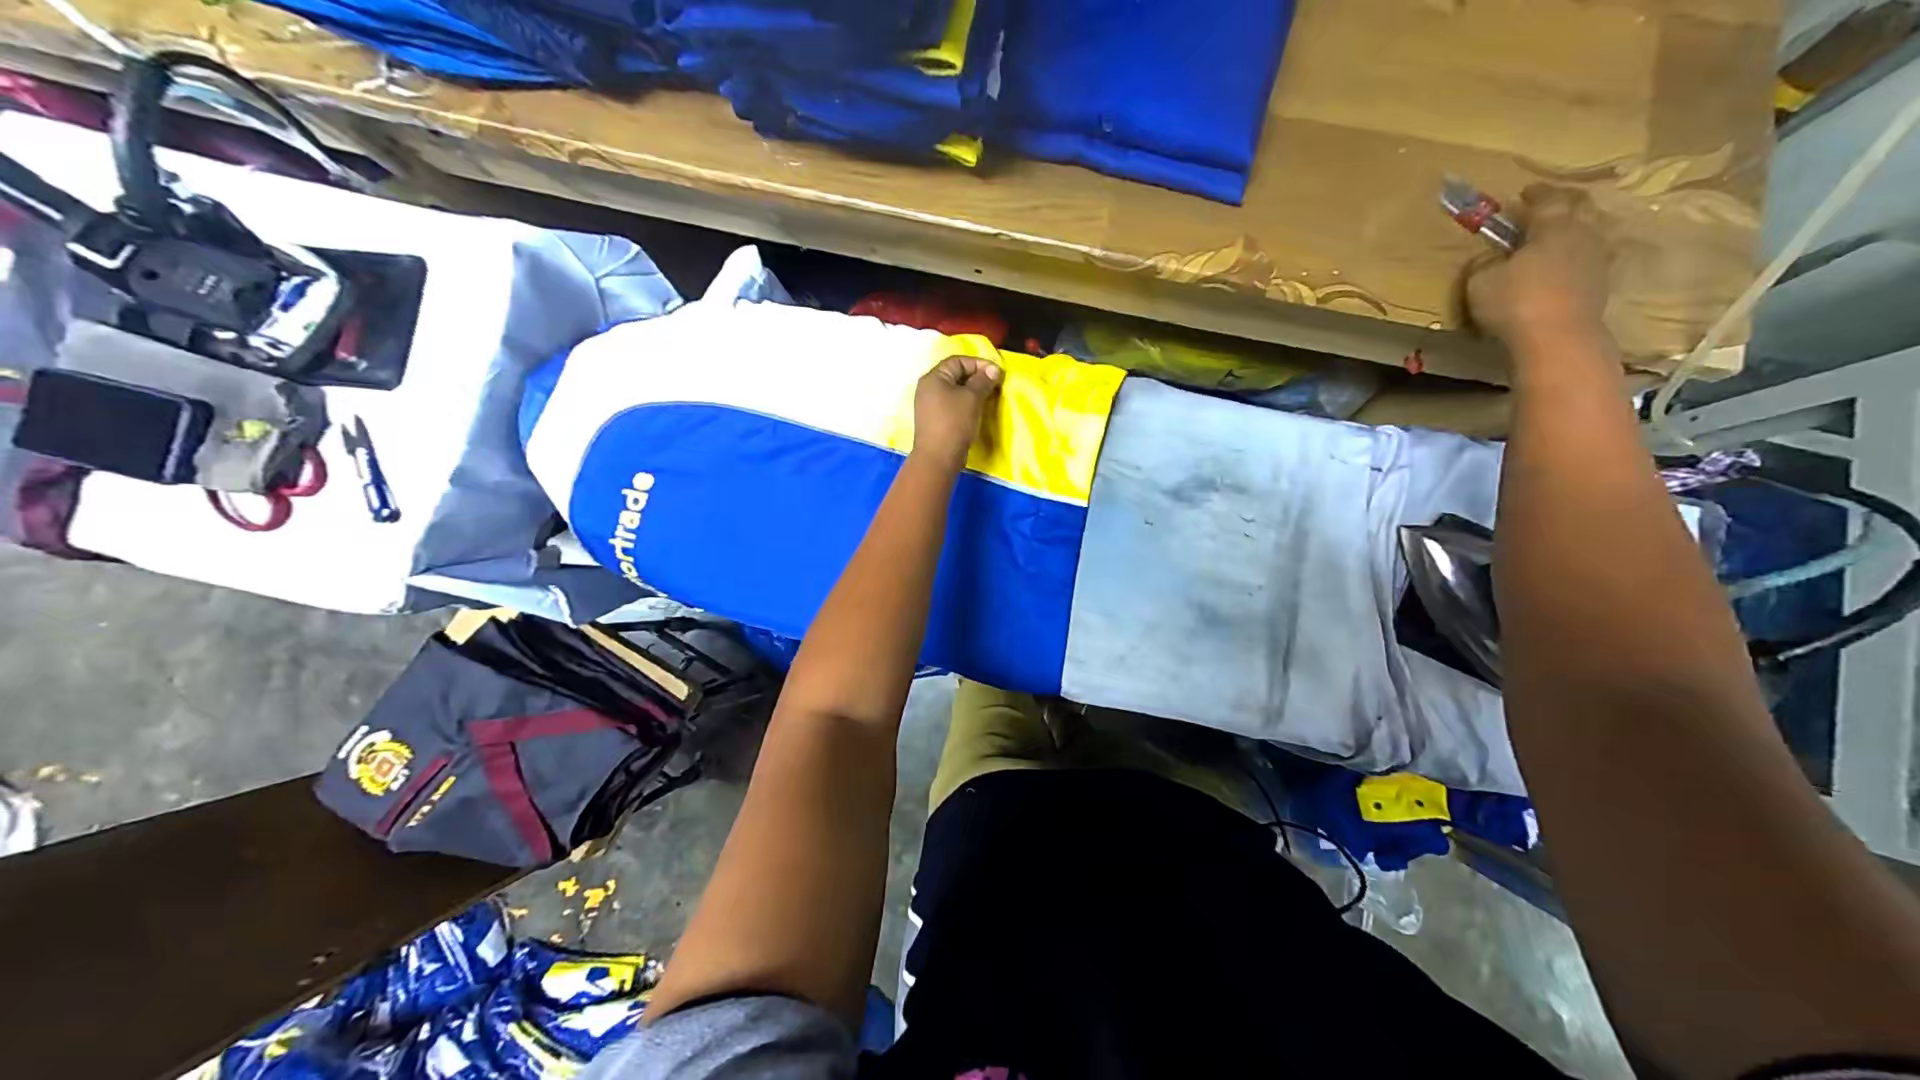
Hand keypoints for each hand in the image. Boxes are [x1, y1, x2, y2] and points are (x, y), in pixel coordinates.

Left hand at [911, 353, 1001, 469]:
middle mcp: (928, 388)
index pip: (958, 361)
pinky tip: (977, 409)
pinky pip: (952, 404)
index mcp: (933, 377)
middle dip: (977, 377)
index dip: (979, 363)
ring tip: (989, 396)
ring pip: (954, 390)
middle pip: (955, 375)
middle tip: (995, 384)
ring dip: (972, 391)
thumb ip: (983, 380)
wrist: (938, 457)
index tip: (997, 373)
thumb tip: (993, 370)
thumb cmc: (955, 422)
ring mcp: (929, 405)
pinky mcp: (934, 419)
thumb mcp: (972, 398)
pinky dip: (965, 403)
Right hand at [1466, 185, 1612, 359]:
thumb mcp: (1480, 282)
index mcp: (1553, 226)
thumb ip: (1483, 263)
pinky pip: (1594, 256)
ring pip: (1592, 230)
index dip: (1535, 194)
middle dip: (1564, 202)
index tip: (1524, 192)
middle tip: (1549, 204)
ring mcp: (1597, 258)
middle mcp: (1582, 234)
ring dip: (1578, 226)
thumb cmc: (1514, 303)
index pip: (1547, 200)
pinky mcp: (1602, 283)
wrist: (1558, 338)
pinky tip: (1571, 261)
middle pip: (1580, 207)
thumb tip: (1489, 255)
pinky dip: (1581, 253)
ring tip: (1562, 232)